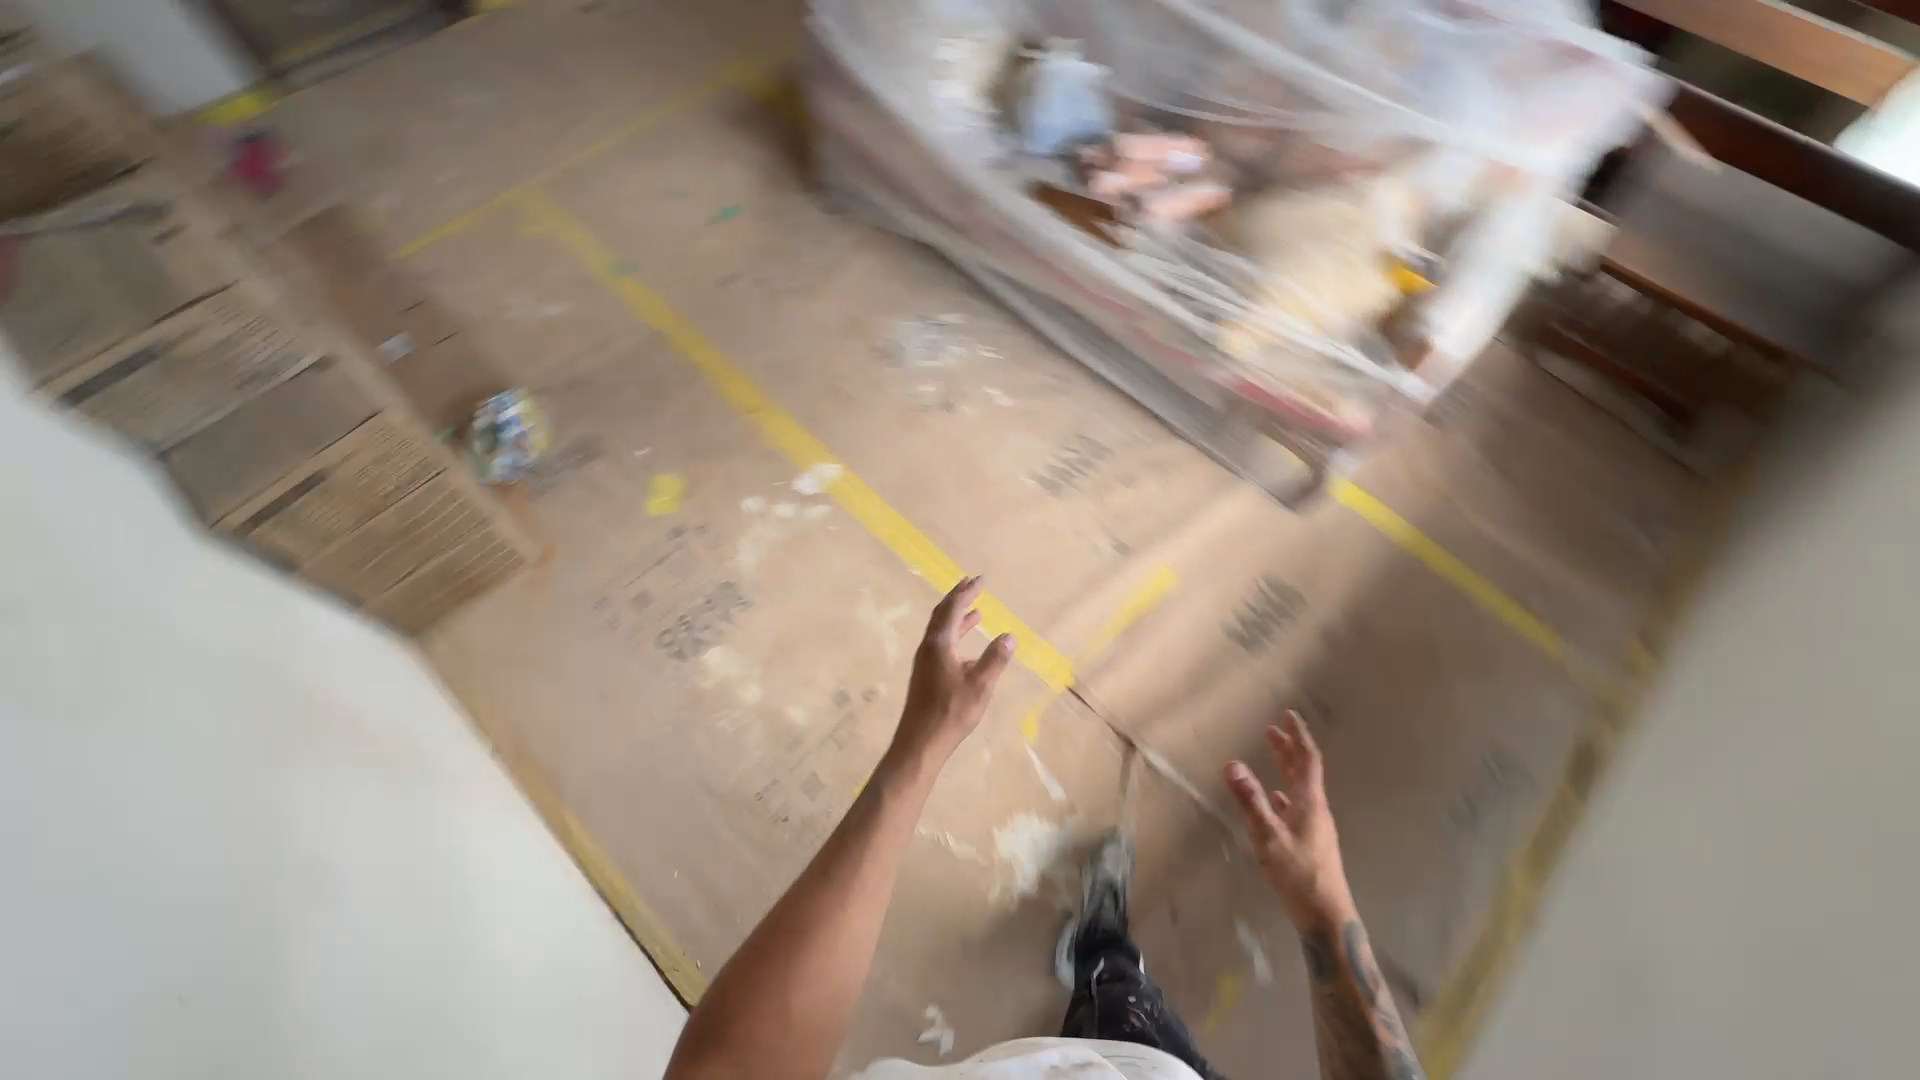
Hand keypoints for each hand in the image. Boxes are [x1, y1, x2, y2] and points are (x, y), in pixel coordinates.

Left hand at [888, 576, 1015, 769]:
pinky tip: (966, 644)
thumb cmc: (951, 711)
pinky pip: (941, 642)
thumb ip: (995, 658)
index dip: (967, 592)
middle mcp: (928, 647)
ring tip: (975, 610)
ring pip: (940, 629)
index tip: (980, 579)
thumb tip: (1010, 635)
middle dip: (958, 597)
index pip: (953, 608)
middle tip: (972, 584)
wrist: (921, 741)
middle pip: (942, 613)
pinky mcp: (925, 673)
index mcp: (939, 643)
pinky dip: (955, 634)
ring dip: (957, 616)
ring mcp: (924, 660)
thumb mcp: (980, 685)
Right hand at [1226, 711, 1354, 928]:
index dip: (1298, 736)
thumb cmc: (1299, 875)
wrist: (1326, 917)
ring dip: (1287, 769)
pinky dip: (1285, 795)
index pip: (1307, 760)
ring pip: (1301, 789)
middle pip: (1304, 772)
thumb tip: (1232, 764)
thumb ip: (1250, 801)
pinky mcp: (1310, 843)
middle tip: (1273, 730)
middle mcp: (1316, 810)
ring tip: (1273, 756)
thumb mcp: (1268, 837)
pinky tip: (1276, 801)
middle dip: (1289, 749)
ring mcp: (1315, 828)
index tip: (1288, 715)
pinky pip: (1297, 808)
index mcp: (1310, 803)